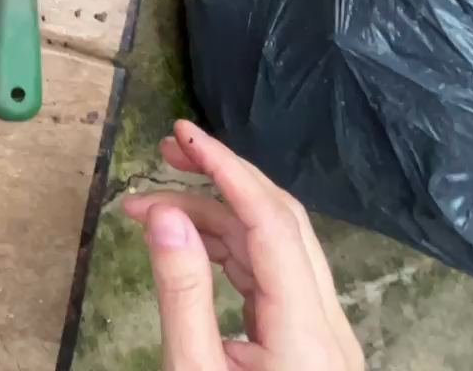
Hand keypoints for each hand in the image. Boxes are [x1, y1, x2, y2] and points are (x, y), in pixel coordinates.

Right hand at [123, 121, 362, 370]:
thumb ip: (182, 292)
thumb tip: (165, 213)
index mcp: (307, 334)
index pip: (270, 223)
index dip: (226, 167)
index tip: (181, 132)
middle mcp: (326, 325)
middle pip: (282, 222)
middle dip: (223, 174)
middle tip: (164, 149)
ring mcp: (321, 334)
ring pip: (273, 244)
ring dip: (212, 212)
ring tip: (146, 208)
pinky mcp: (305, 341)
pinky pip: (267, 271)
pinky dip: (221, 244)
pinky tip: (181, 243)